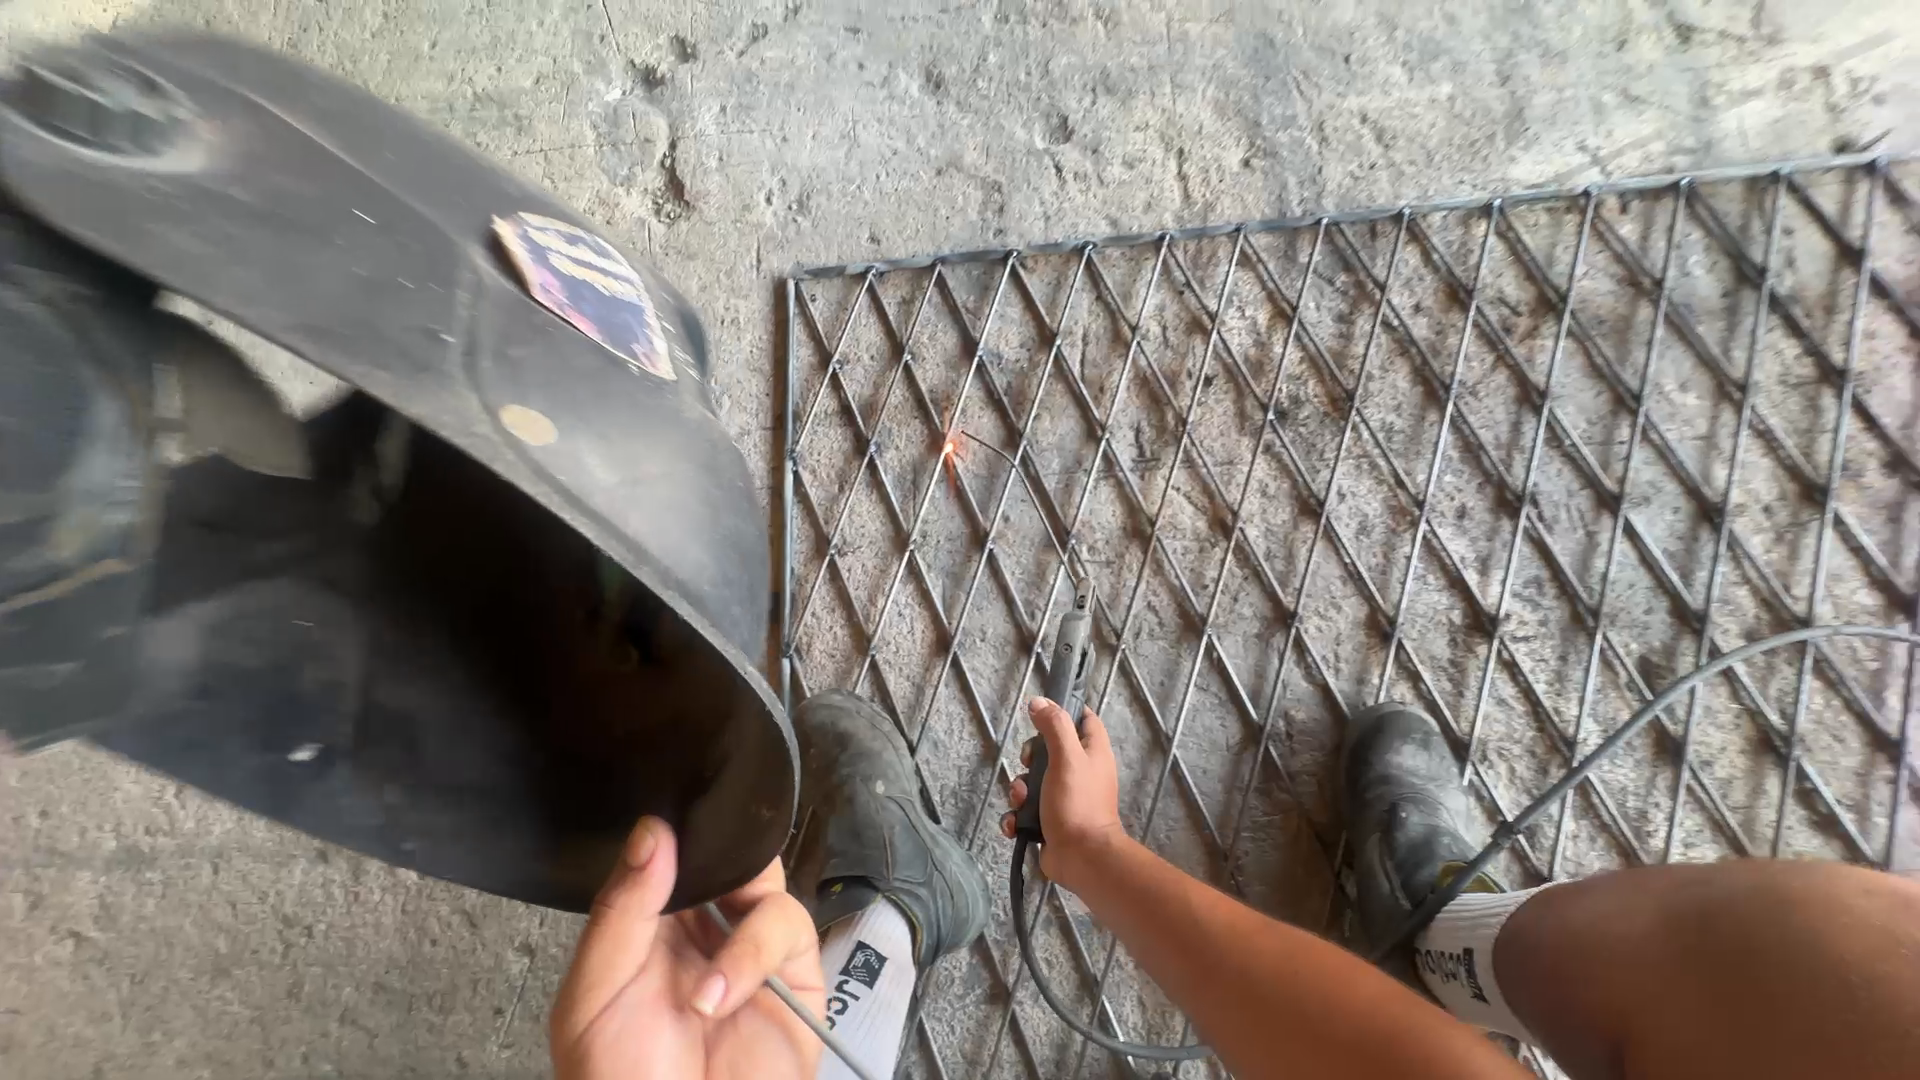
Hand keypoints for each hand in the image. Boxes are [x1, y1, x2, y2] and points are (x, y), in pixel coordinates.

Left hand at [550, 817, 824, 1079]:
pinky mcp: (795, 968)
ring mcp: (753, 943)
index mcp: (654, 921)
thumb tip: (653, 828)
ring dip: (737, 920)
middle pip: (729, 854)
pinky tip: (720, 997)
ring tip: (703, 991)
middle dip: (725, 853)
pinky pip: (787, 925)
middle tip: (710, 870)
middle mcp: (706, 923)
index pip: (672, 853)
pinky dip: (754, 954)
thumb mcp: (594, 997)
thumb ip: (621, 911)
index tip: (678, 805)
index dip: (678, 828)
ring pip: (765, 879)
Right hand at [1001, 697, 1127, 890]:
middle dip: (1030, 757)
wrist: (1082, 859)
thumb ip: (1054, 726)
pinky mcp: (1050, 821)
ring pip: (1032, 781)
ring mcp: (1065, 797)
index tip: (1042, 714)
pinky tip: (1015, 824)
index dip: (1064, 711)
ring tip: (1021, 802)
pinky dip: (1017, 816)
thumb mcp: (1066, 757)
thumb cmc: (1078, 802)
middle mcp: (1081, 771)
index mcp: (1093, 752)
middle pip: (1049, 749)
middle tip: (1028, 764)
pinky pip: (1026, 811)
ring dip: (1019, 790)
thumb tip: (1038, 702)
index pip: (1083, 718)